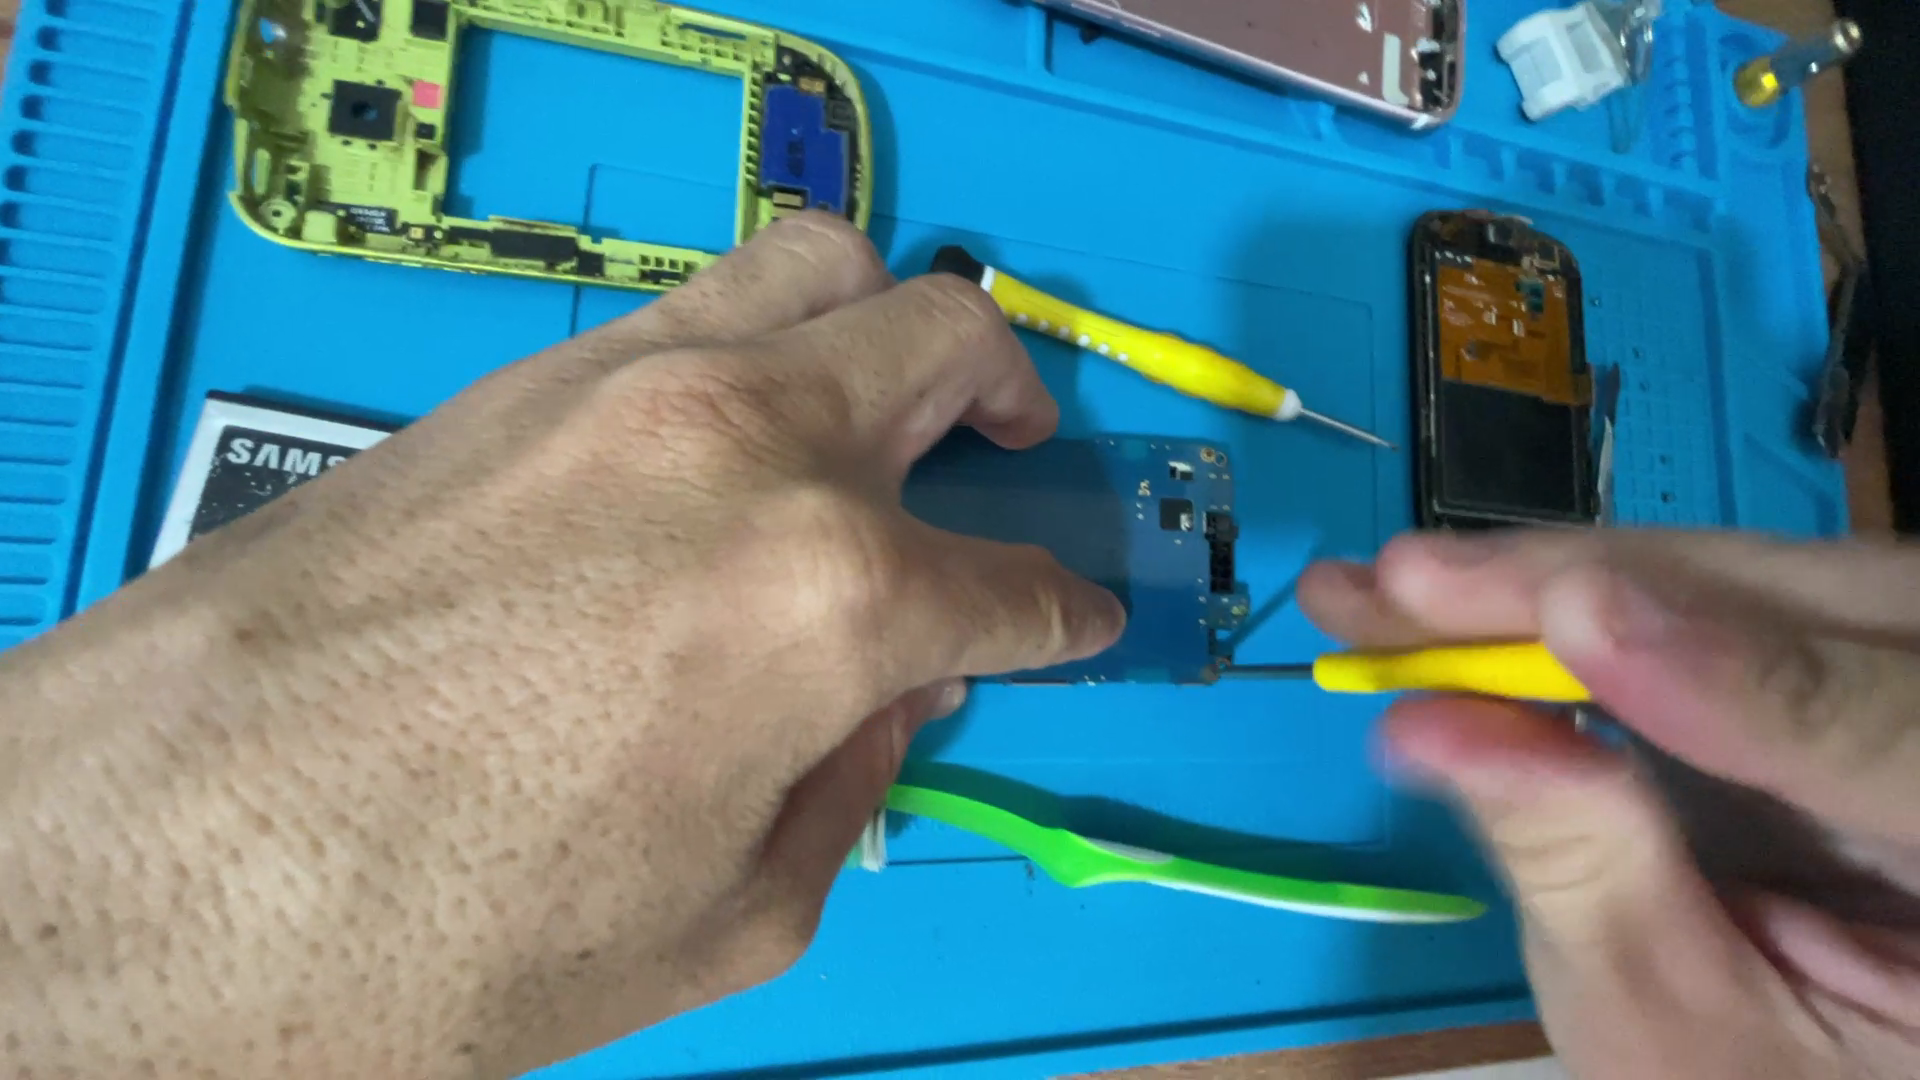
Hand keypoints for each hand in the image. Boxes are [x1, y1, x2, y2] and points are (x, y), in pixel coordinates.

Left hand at [0, 213, 1123, 1077]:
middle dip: (1012, 391)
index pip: (1011, 590)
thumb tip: (906, 686)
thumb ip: (857, 773)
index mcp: (834, 601)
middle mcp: (763, 451)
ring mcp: (647, 381)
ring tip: (890, 406)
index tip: (1080, 619)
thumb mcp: (740, 909)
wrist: (129, 875)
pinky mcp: (543, 369)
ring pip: (830, 265)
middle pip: (948, 338)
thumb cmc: (464, 940)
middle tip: (1013, 446)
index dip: (1063, 613)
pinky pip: (715, 305)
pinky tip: (753, 435)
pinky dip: (779, 348)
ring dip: (894, 329)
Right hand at [1300, 530, 1919, 1078]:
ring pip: (1732, 582)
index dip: (1752, 673)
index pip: (1913, 741)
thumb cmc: (1746, 1077)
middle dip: (1569, 587)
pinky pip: (1685, 600)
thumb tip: (1426, 728)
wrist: (1790, 1057)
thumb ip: (1577, 868)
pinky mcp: (1802, 663)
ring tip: (1384, 587)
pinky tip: (1450, 597)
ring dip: (1533, 580)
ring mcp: (1881, 684)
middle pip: (1807, 611)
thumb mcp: (1669, 1022)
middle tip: (1395, 580)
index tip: (1568, 616)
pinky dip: (1547, 598)